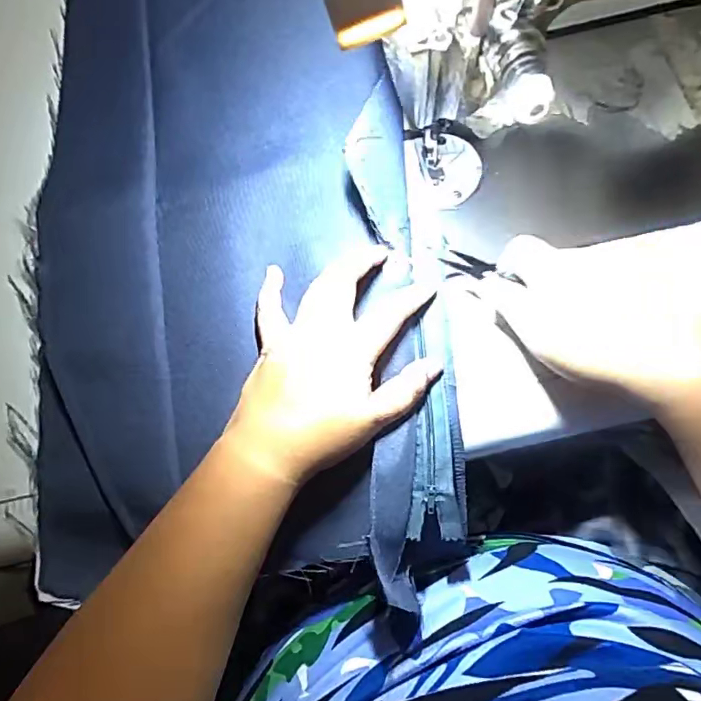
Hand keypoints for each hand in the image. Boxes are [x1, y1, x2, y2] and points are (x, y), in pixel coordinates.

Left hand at [219, 248, 441, 486]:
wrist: (267, 448)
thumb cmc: (323, 436)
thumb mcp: (372, 419)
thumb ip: (405, 391)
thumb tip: (433, 365)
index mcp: (353, 350)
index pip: (389, 315)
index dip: (411, 298)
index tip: (428, 285)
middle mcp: (323, 332)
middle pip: (345, 285)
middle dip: (365, 262)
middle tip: (384, 252)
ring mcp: (294, 335)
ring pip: (316, 291)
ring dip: (335, 269)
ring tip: (350, 258)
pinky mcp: (271, 345)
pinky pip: (269, 311)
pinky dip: (271, 290)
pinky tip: (273, 274)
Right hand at [474, 235, 700, 412]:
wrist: (669, 356)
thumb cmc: (595, 351)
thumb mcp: (538, 335)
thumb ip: (508, 304)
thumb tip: (489, 285)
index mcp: (552, 266)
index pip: (518, 249)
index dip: (510, 268)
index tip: (512, 291)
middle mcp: (586, 252)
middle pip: (555, 260)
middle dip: (550, 282)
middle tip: (556, 317)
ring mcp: (623, 257)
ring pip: (590, 268)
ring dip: (586, 287)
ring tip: (597, 322)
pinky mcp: (654, 269)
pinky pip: (623, 273)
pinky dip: (618, 290)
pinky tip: (626, 317)